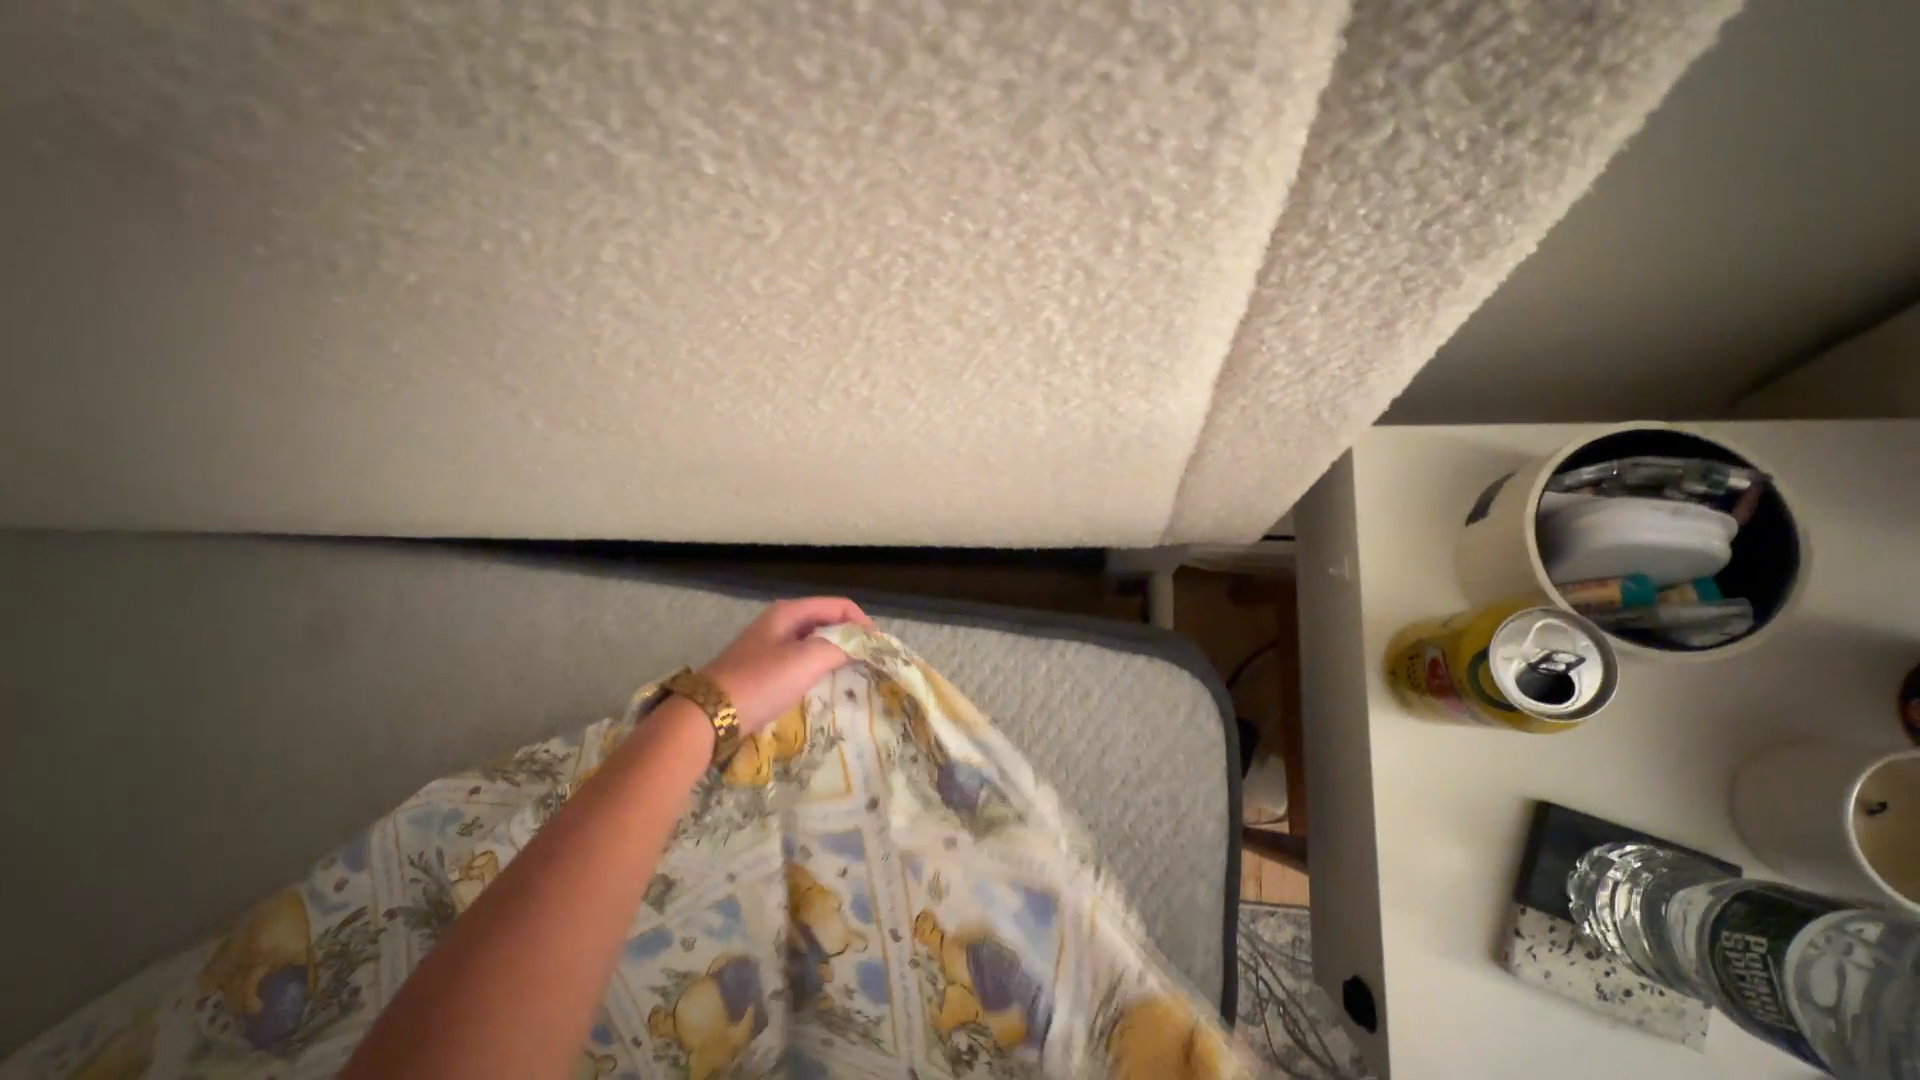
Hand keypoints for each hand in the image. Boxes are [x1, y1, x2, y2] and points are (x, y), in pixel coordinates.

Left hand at [697, 598, 873, 734]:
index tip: (881, 649)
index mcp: (789, 612)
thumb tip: (865, 643)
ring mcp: (769, 647)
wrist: (708, 716)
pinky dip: (818, 669)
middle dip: (851, 638)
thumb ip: (841, 646)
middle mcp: (779, 623)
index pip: (840, 606)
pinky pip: (800, 661)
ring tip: (853, 676)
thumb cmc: (760, 683)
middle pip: (827, 622)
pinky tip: (823, 687)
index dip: (863, 623)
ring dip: (835, 654)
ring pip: (813, 643)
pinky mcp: (763, 670)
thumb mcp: (806, 660)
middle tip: (871, 663)